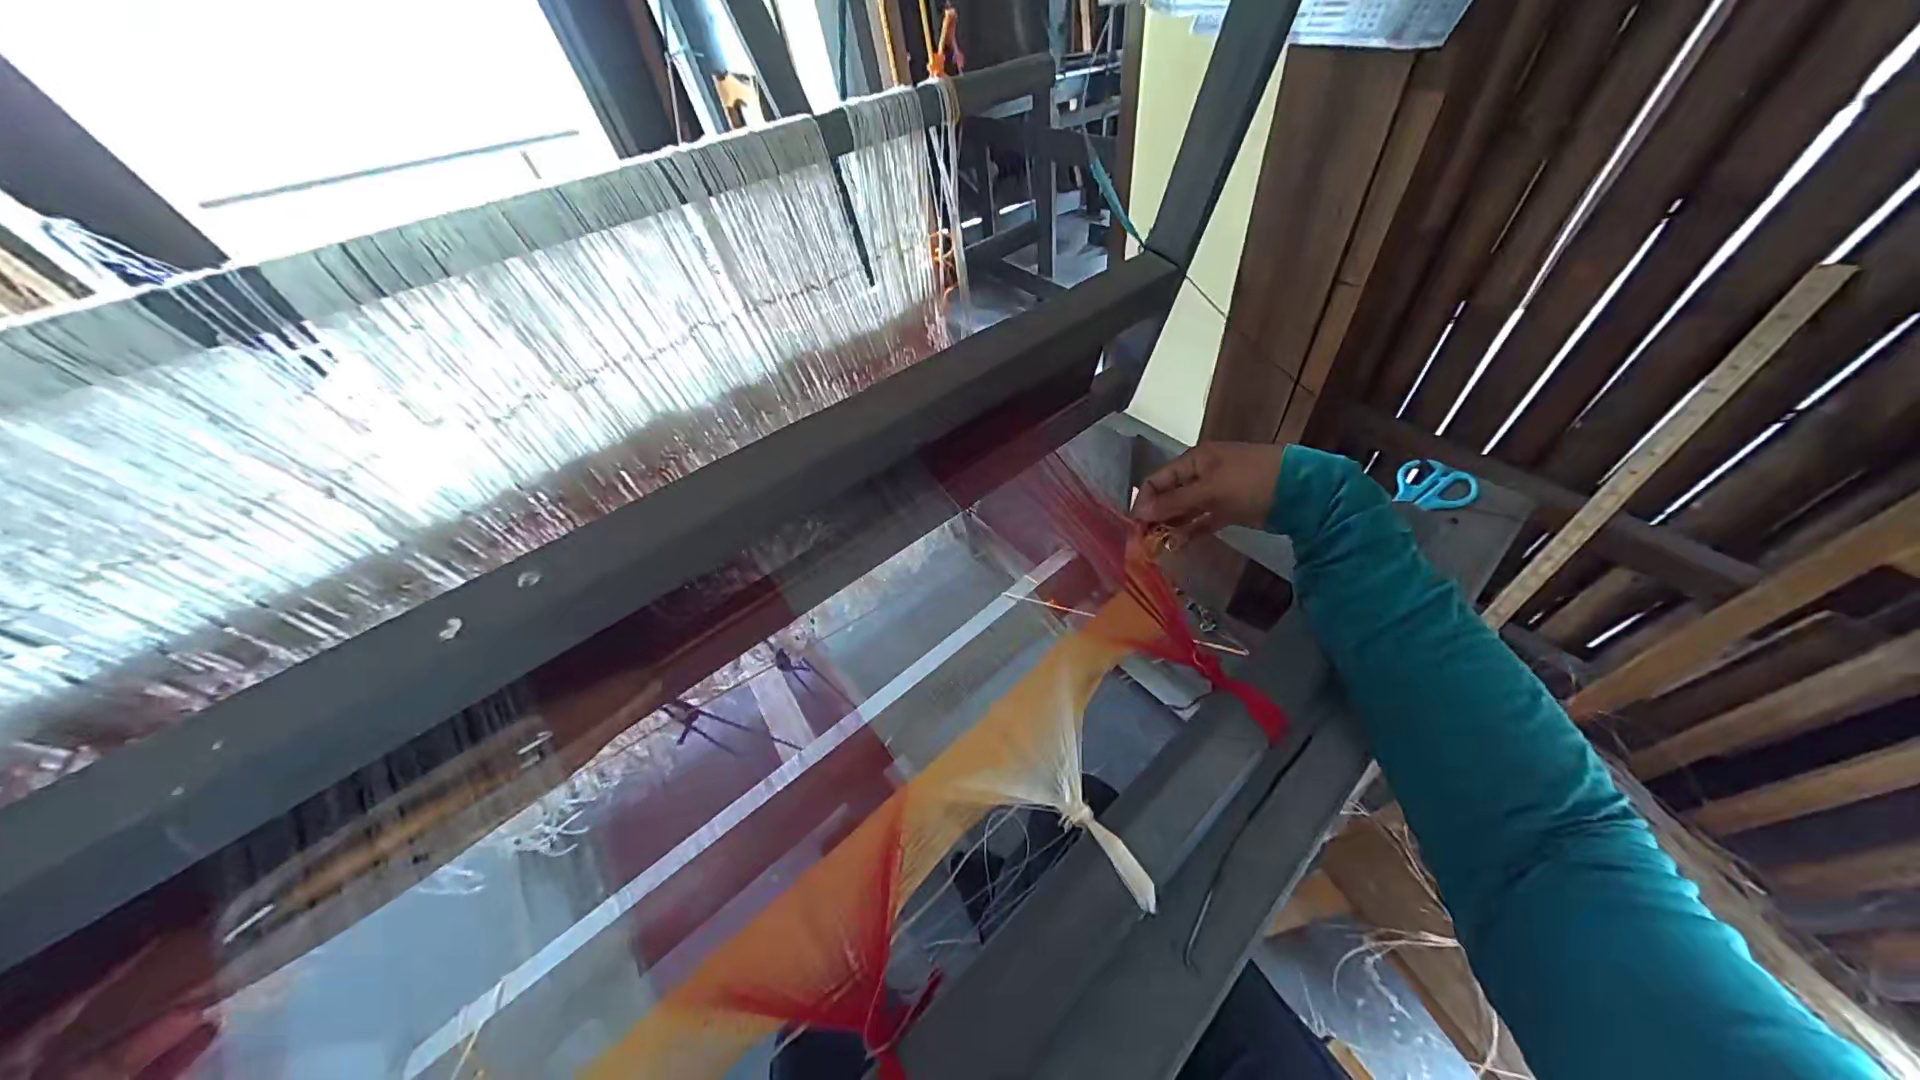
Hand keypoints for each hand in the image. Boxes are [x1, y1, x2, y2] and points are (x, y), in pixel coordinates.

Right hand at [1131, 442, 1283, 539]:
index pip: (1157, 480)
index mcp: (1193, 461)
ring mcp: (1214, 493)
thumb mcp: (1210, 490)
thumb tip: (1140, 512)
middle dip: (1154, 516)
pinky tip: (1178, 545)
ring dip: (1171, 526)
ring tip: (1160, 546)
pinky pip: (1200, 521)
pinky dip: (1189, 531)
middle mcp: (1199, 475)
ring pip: (1183, 510)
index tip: (1135, 525)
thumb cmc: (1251, 481)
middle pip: (1168, 496)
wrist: (1301, 490)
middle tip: (1144, 540)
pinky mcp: (1227, 510)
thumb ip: (1174, 502)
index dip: (1144, 501)